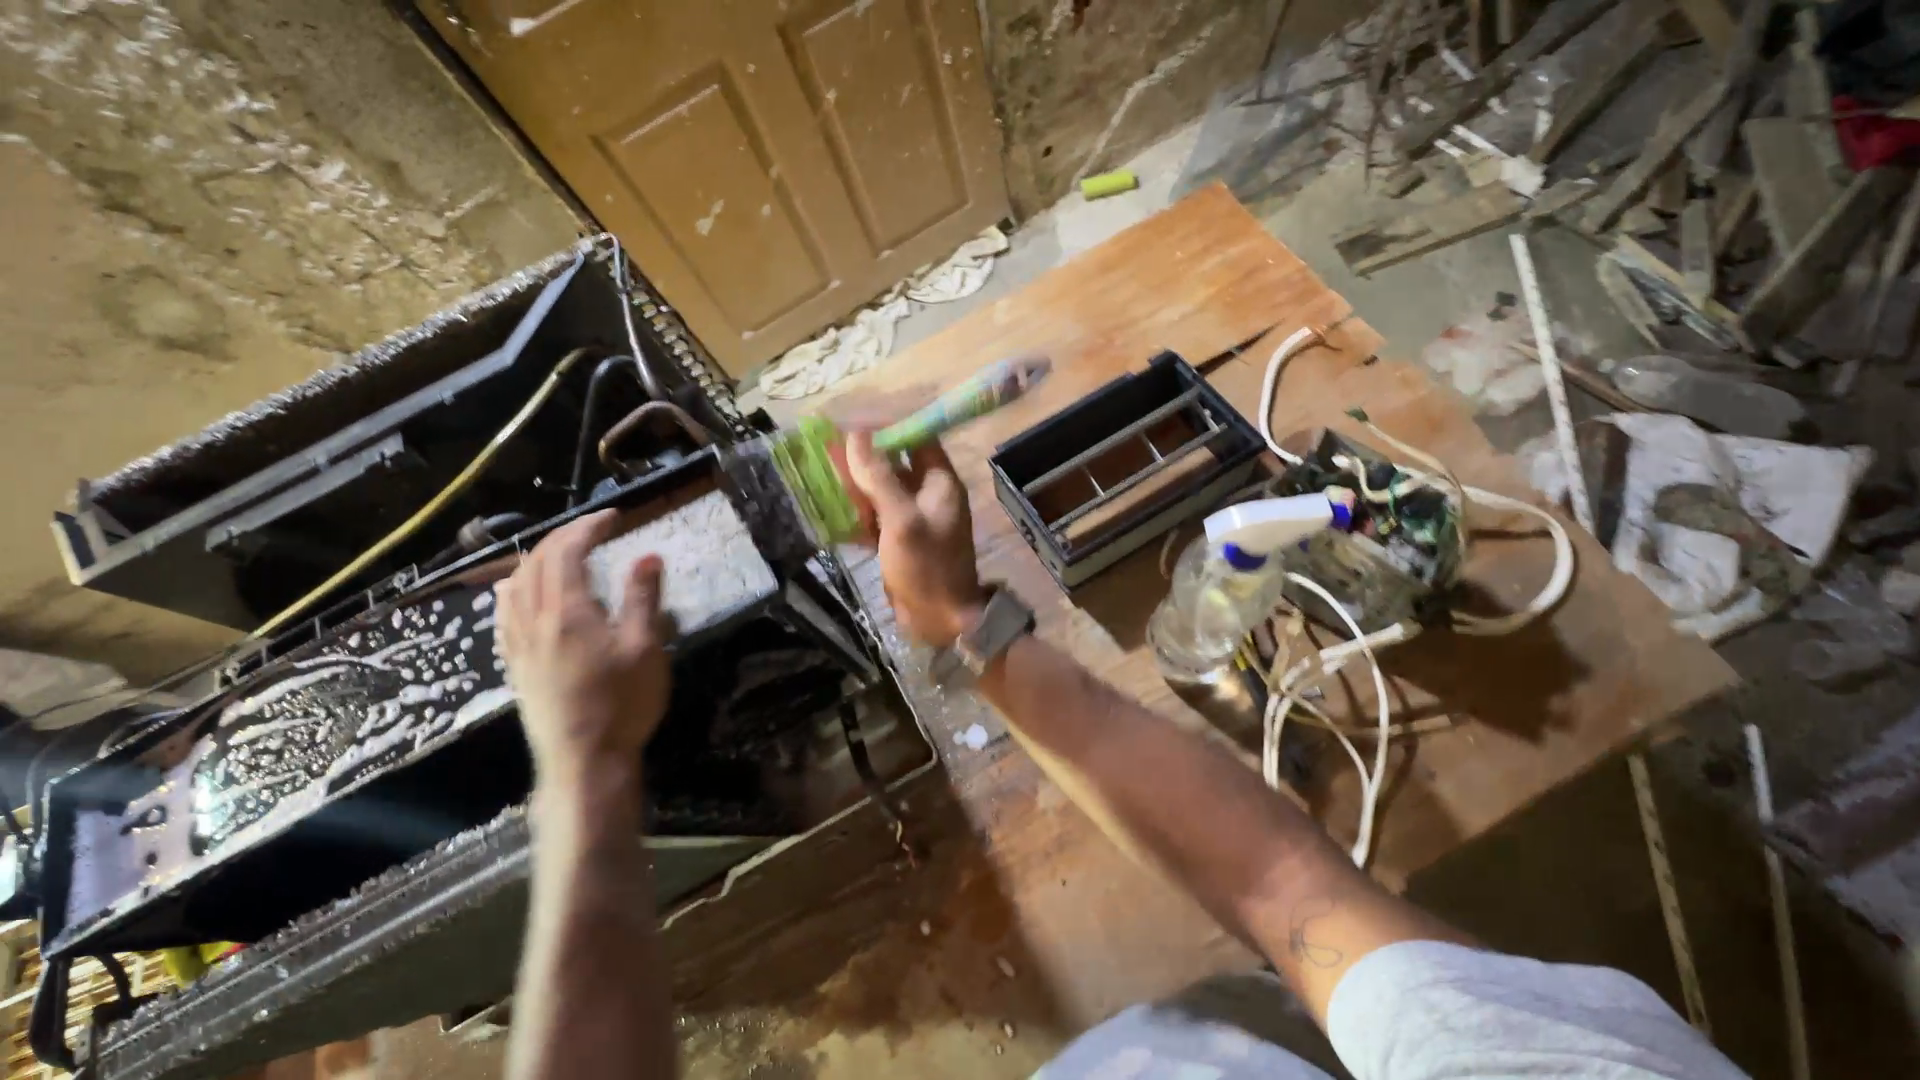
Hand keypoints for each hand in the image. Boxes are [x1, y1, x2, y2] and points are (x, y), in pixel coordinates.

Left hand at [495, 510, 672, 787]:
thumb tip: (647, 556)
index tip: (614, 517)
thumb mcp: (645, 649)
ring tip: (559, 553)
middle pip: (536, 563)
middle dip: (563, 538)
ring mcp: (518, 644)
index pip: (567, 552)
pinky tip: (515, 593)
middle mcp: (534, 620)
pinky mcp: (515, 666)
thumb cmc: (622, 704)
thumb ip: (643, 599)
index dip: (588, 527)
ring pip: (515, 585)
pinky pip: (503, 615)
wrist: (584, 762)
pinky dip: (513, 590)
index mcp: (567, 611)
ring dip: (536, 559)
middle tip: (593, 530)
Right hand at [844, 434, 985, 645]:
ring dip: (856, 484)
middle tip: (826, 451)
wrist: (940, 621)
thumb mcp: (901, 519)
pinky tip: (831, 509)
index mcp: (940, 482)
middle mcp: (929, 494)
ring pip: (882, 490)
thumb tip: (856, 435)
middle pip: (895, 462)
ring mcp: (915, 518)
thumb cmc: (926, 567)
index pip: (917, 436)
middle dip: (863, 456)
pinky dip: (857, 511)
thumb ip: (879, 477)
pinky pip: (876, 516)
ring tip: (821, 476)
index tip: (851, 425)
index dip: (886, 427)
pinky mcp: (900, 540)